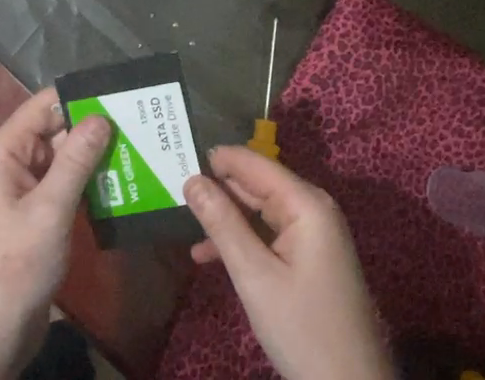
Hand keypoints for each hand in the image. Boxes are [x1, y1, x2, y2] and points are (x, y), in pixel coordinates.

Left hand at [0, 87, 112, 379]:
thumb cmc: (17, 261)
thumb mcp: (50, 208)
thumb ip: (75, 161)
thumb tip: (101, 117)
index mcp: (5, 149)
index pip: (45, 105)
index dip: (81, 98)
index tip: (122, 96)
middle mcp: (12, 159)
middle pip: (56, 128)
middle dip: (94, 126)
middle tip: (142, 122)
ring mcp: (24, 185)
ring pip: (64, 156)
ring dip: (96, 154)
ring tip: (141, 146)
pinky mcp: (37, 209)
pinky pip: (65, 181)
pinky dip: (90, 180)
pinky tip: (123, 180)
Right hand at [184, 146, 395, 379]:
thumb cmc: (303, 328)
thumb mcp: (254, 275)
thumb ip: (222, 223)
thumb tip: (192, 179)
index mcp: (306, 205)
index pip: (254, 164)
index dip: (216, 159)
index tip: (174, 157)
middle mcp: (313, 210)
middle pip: (257, 185)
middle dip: (217, 187)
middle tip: (171, 187)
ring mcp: (313, 235)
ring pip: (259, 211)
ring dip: (224, 218)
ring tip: (182, 221)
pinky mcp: (309, 259)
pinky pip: (268, 235)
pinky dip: (240, 241)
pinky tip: (207, 255)